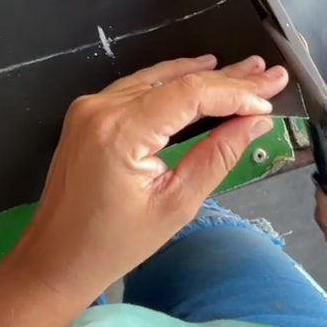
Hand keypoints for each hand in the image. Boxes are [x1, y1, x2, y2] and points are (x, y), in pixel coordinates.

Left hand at [6, 54, 287, 301]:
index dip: (233, 92)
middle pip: (175, 81)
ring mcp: (91, 105)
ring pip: (157, 79)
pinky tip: (199, 71)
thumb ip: (217, 156)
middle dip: (227, 79)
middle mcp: (102, 107)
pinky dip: (171, 82)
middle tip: (271, 73)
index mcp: (121, 132)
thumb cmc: (115, 243)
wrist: (56, 256)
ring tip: (247, 70)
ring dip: (202, 76)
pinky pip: (138, 87)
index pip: (189, 94)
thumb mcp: (176, 204)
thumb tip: (256, 121)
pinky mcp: (88, 111)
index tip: (269, 98)